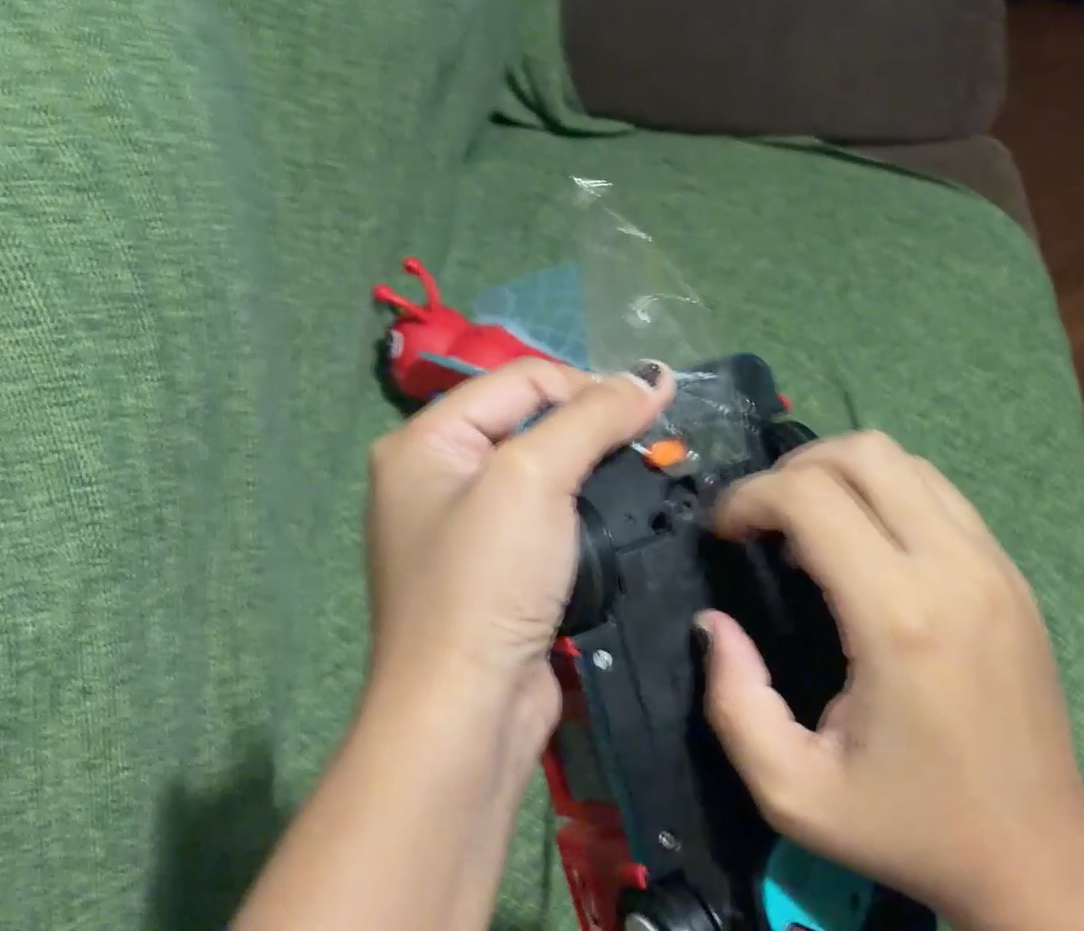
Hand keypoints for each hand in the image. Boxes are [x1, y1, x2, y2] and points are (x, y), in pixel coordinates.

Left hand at [237, 357, 674, 930]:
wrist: (468, 709)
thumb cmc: (488, 580)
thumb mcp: (536, 477)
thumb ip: (595, 416)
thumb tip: (656, 373)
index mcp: (427, 441)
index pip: (524, 377)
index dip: (589, 384)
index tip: (650, 413)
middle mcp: (439, 476)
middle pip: (535, 419)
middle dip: (597, 426)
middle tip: (653, 446)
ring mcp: (467, 526)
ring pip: (549, 468)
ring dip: (599, 469)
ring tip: (647, 480)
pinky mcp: (498, 568)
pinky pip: (550, 514)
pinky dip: (588, 509)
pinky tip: (620, 520)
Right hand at [697, 431, 1083, 928]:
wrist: (1034, 849)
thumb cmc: (911, 825)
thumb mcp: (795, 791)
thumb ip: (735, 701)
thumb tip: (714, 623)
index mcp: (898, 616)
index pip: (812, 498)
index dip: (750, 497)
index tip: (722, 531)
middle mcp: (954, 568)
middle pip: (868, 453)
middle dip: (797, 467)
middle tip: (763, 518)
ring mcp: (995, 563)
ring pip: (911, 464)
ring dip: (847, 474)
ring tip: (811, 526)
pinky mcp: (1013, 574)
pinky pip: (944, 497)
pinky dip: (893, 495)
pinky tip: (870, 546)